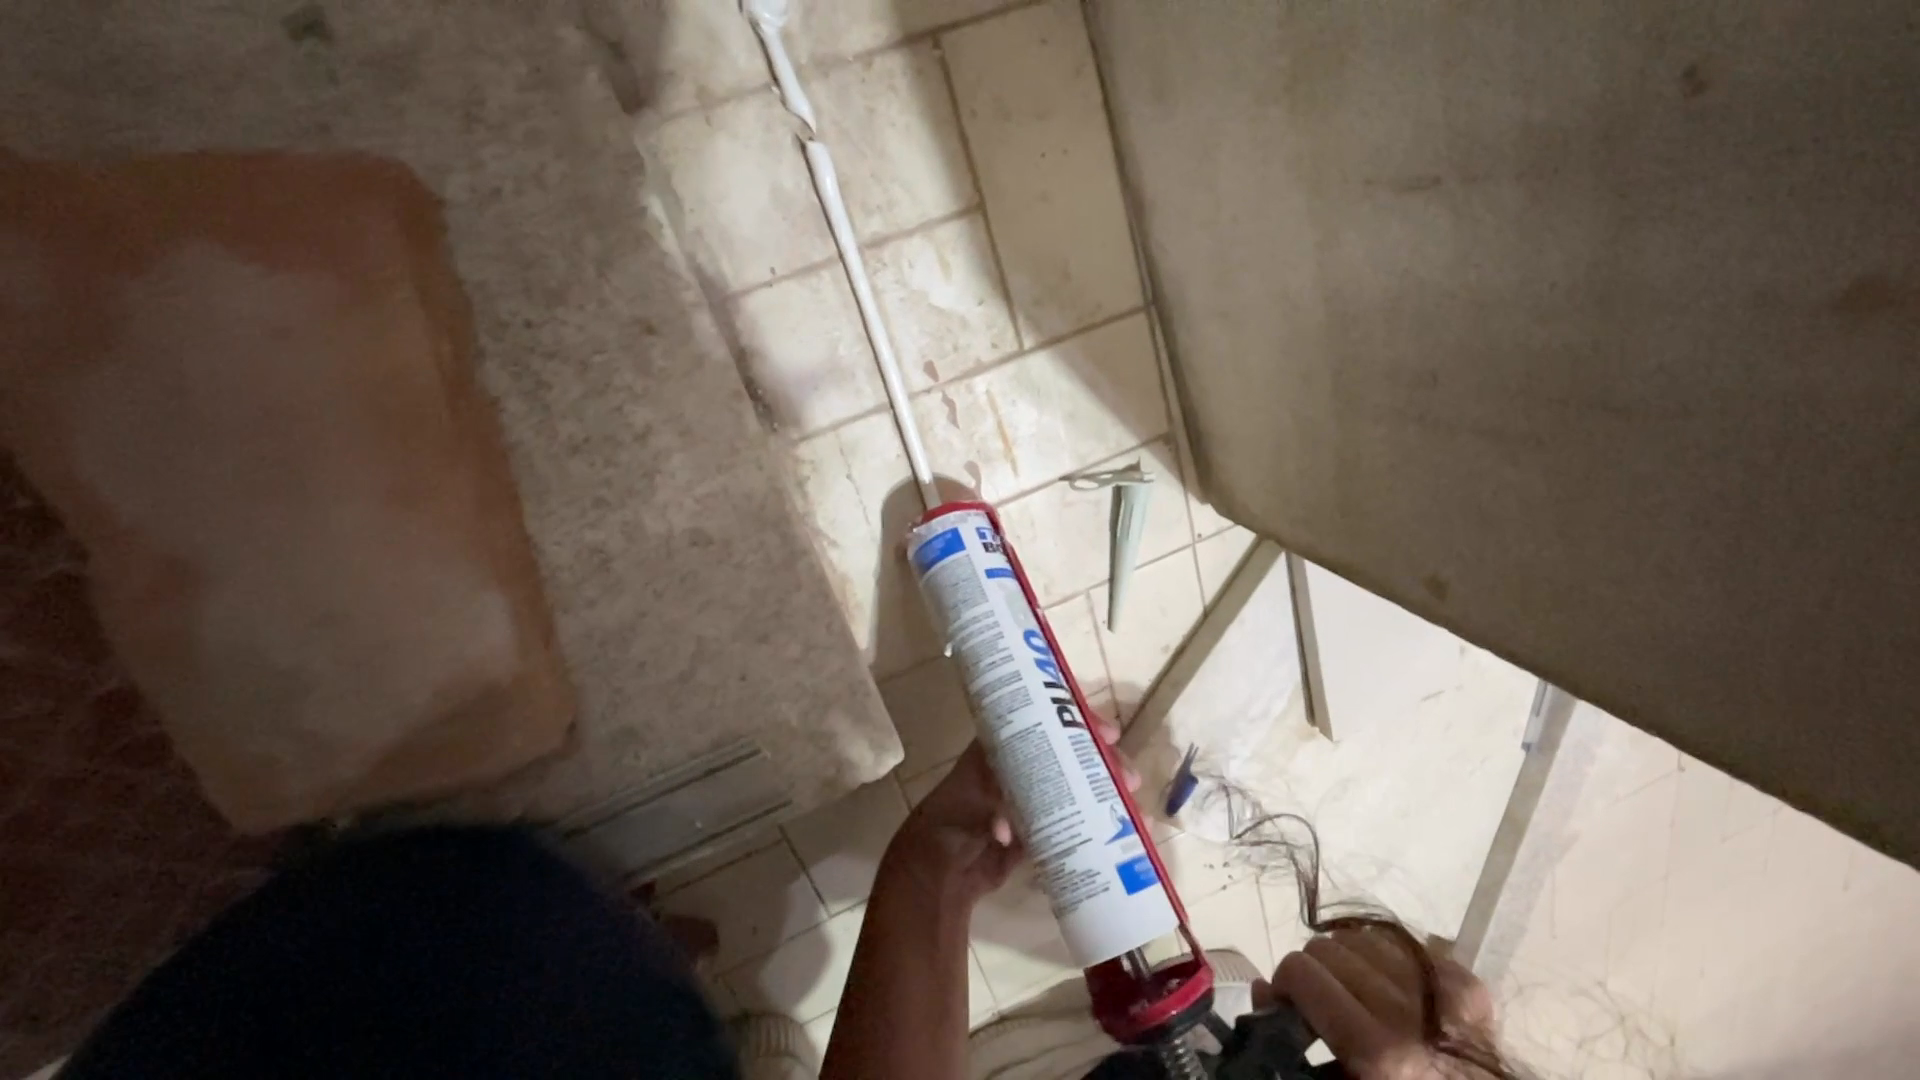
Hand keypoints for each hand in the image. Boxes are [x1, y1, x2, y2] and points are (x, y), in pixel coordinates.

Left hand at [884, 713, 1137, 907]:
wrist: (941, 866)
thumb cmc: (953, 816)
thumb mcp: (971, 794)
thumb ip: (990, 802)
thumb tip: (1009, 826)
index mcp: (1007, 744)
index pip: (1050, 720)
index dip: (1081, 722)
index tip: (1110, 732)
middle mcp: (1024, 766)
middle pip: (1072, 753)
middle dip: (1102, 761)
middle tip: (1129, 777)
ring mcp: (1035, 798)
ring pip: (1078, 785)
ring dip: (1106, 791)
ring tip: (1133, 806)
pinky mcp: (1042, 830)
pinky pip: (1075, 821)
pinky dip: (1099, 823)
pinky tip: (1125, 828)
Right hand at [1255, 927, 1498, 1078]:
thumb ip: (1291, 1044)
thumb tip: (1261, 988)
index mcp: (1379, 1049)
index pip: (1301, 970)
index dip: (1284, 986)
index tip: (1288, 1009)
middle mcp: (1410, 1011)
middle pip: (1326, 948)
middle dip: (1314, 974)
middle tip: (1323, 1008)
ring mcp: (1445, 991)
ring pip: (1358, 937)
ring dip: (1348, 963)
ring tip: (1358, 998)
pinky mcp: (1468, 983)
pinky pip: (1398, 943)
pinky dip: (1383, 961)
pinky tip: (1390, 993)